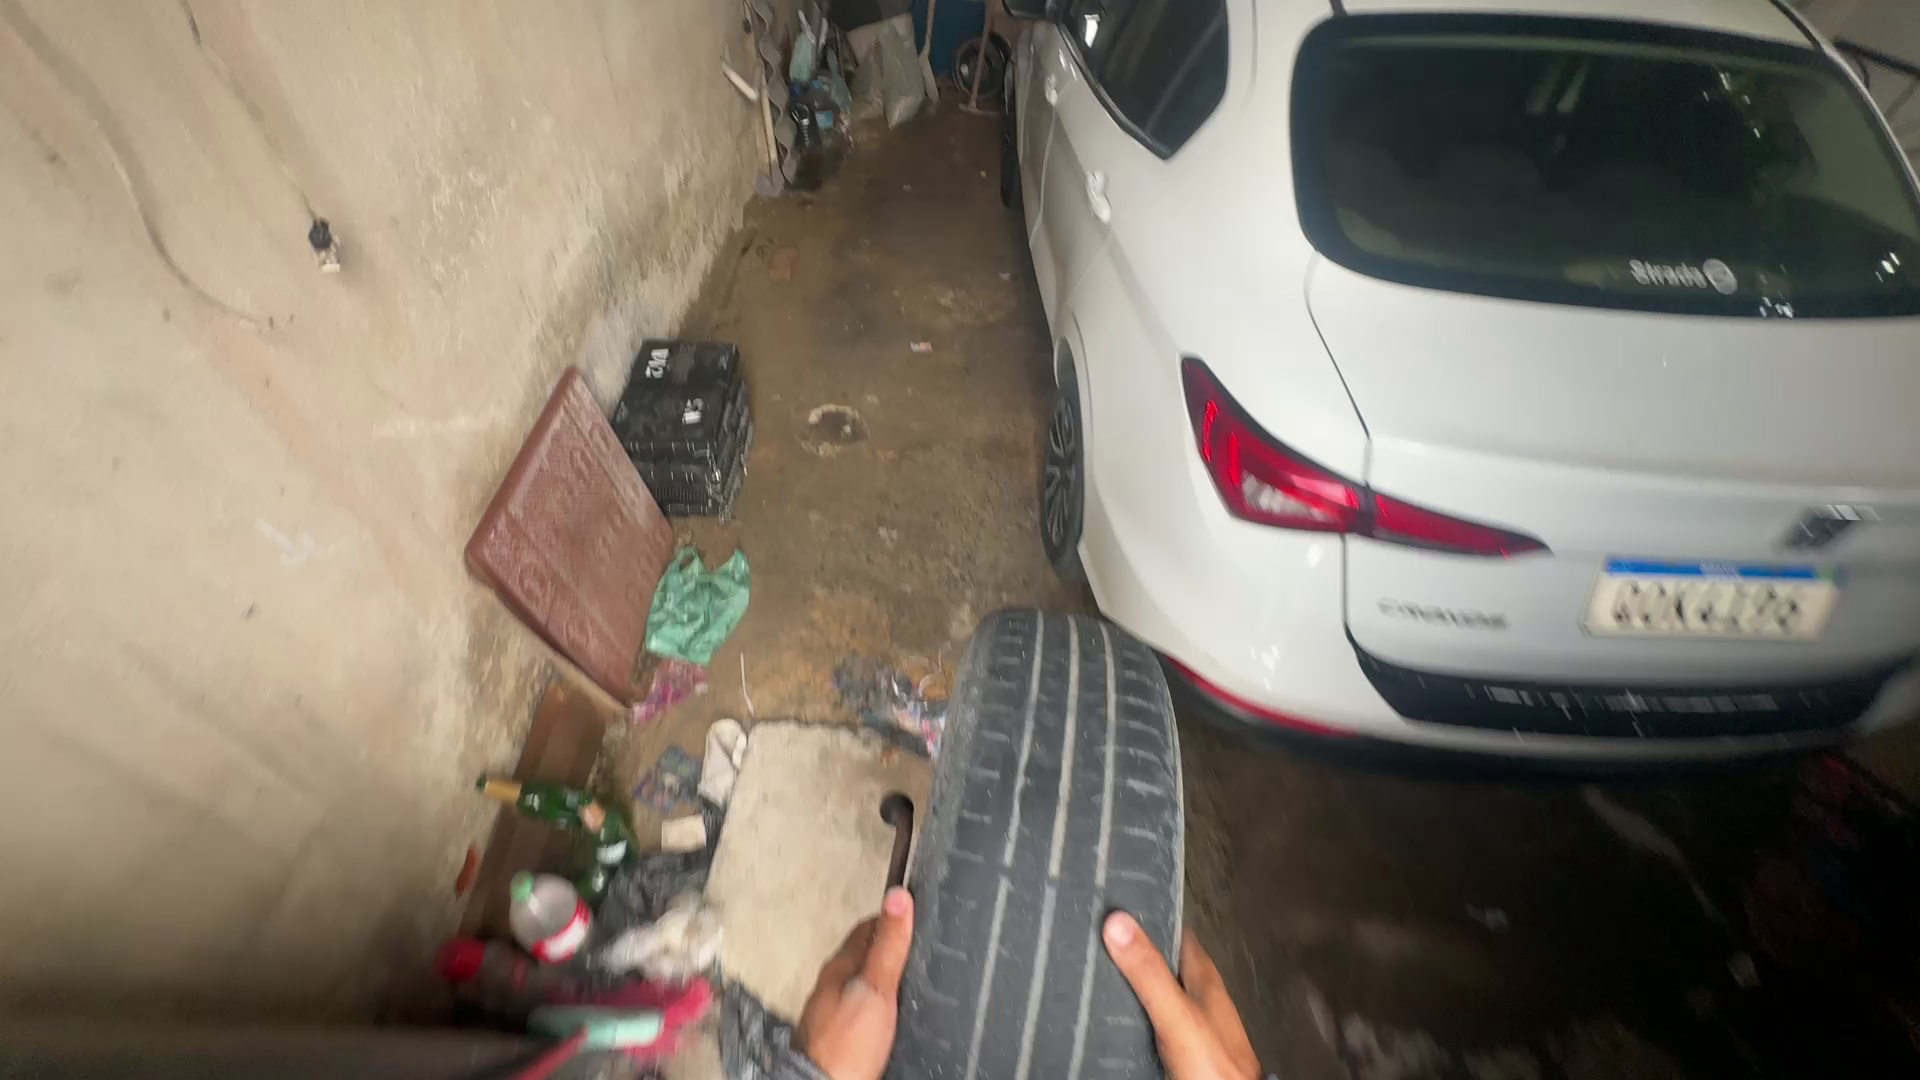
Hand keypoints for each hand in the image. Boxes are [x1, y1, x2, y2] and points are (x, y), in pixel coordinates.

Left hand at [798, 887, 914, 1079]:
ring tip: (900, 972)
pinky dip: (874, 1001)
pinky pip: (858, 1006)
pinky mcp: (837, 1036)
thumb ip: (888, 944)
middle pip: (862, 953)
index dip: (891, 918)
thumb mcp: (876, 987)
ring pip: (859, 980)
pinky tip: (883, 1012)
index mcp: (840, 965)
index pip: (868, 926)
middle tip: (909, 942)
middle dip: (885, 945)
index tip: (910, 914)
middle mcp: (831, 984)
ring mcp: (831, 1011)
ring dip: (879, 973)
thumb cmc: (846, 1043)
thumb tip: (898, 895)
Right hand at [1103, 912, 1260, 1079]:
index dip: (1149, 916)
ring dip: (1133, 981)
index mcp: (1203, 977)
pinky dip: (1135, 1011)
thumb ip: (1149, 972)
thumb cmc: (1214, 1067)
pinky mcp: (1181, 1048)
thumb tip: (1117, 921)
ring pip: (1157, 989)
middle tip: (1098, 938)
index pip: (1175, 931)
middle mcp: (1199, 995)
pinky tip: (1115, 1015)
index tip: (1116, 906)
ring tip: (1098, 971)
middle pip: (1163, 960)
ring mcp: (1192, 1023)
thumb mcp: (1177, 1014)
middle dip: (1135, 949)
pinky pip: (1152, 1018)